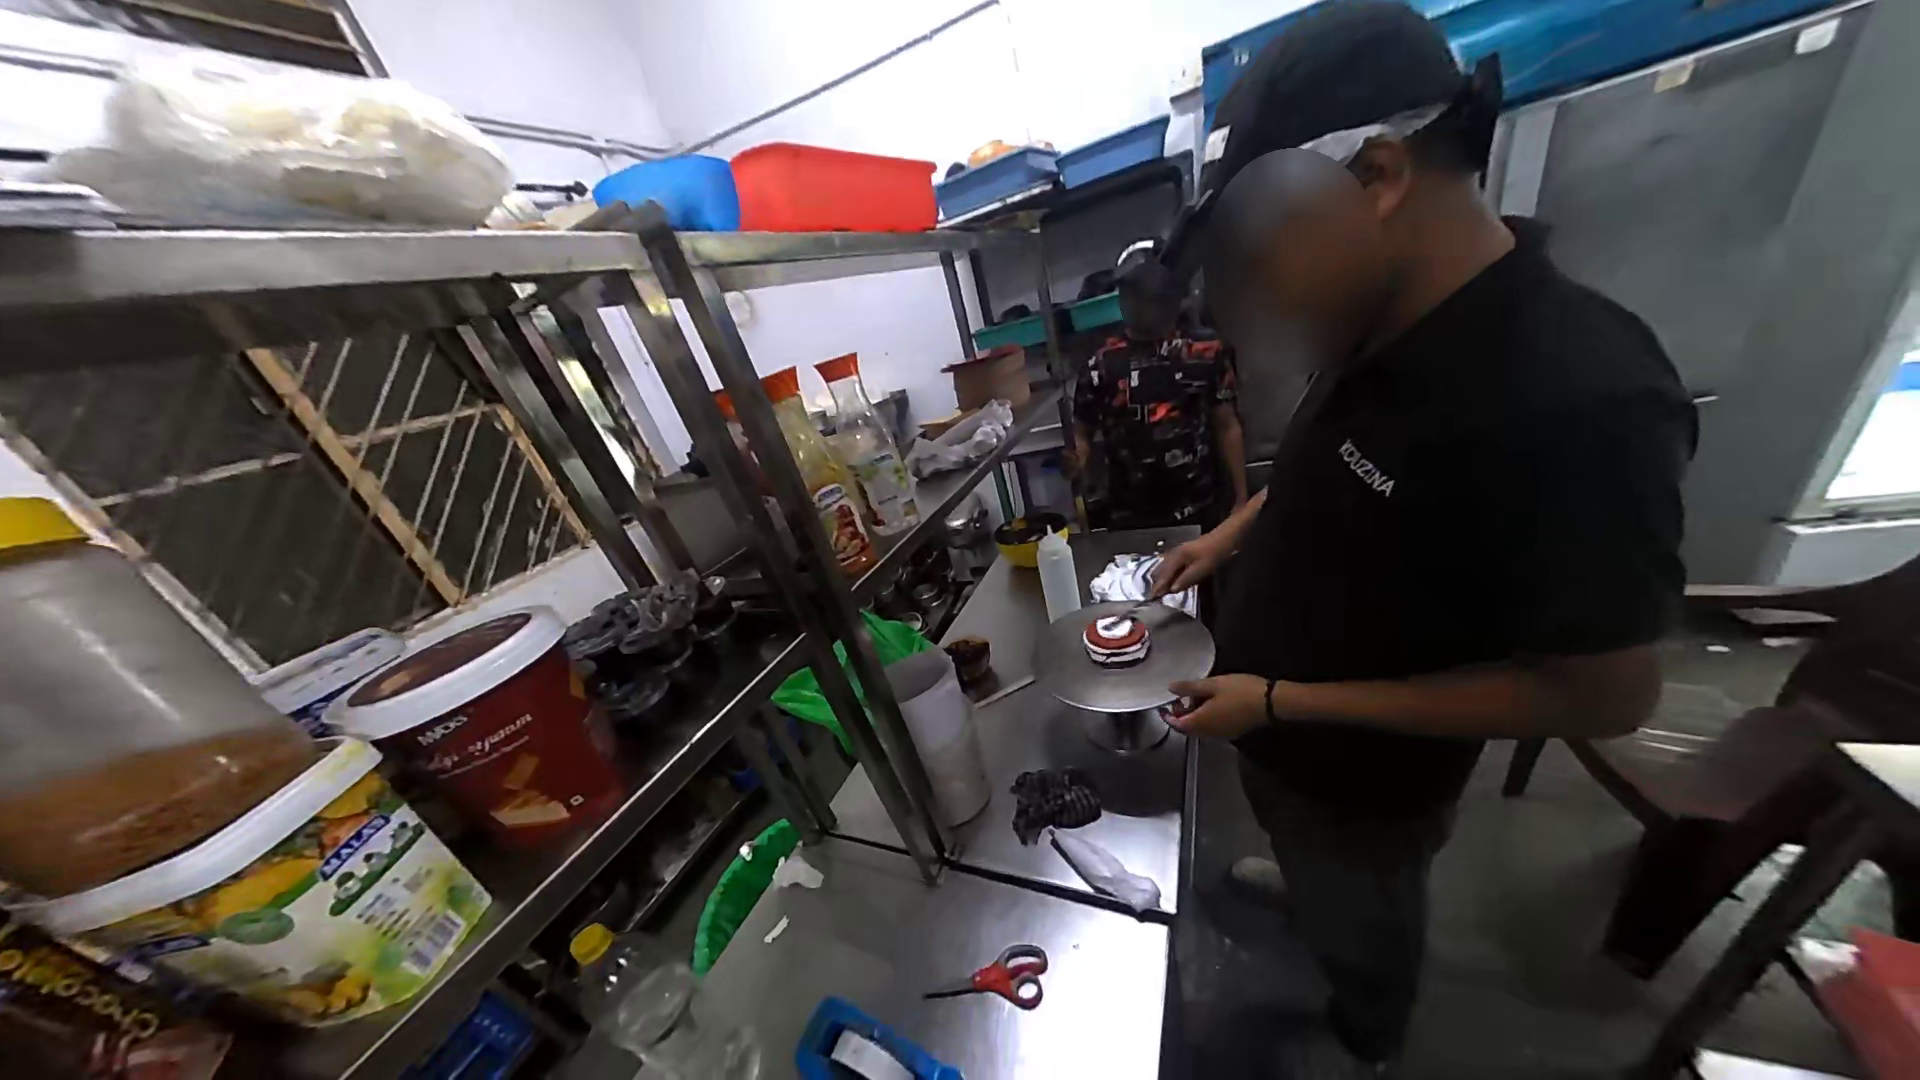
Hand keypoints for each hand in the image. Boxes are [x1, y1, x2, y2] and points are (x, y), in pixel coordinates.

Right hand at [1150, 535, 1226, 596]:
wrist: (1225, 539)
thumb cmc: (1214, 555)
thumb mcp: (1201, 569)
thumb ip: (1185, 579)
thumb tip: (1171, 590)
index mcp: (1176, 557)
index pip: (1163, 575)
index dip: (1159, 586)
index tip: (1153, 597)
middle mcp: (1173, 554)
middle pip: (1161, 571)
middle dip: (1159, 583)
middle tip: (1157, 595)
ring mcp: (1178, 552)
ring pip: (1166, 568)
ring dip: (1164, 579)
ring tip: (1163, 590)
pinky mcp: (1184, 553)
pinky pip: (1172, 566)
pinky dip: (1170, 574)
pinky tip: (1174, 579)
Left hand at [1166, 675, 1269, 738]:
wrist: (1271, 703)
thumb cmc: (1239, 691)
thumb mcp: (1212, 684)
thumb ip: (1189, 687)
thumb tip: (1170, 688)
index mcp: (1202, 722)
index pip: (1178, 725)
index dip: (1168, 717)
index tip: (1163, 708)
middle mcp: (1209, 732)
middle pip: (1188, 729)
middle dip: (1179, 717)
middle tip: (1177, 700)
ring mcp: (1222, 734)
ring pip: (1199, 730)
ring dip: (1192, 718)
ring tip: (1192, 698)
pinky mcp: (1232, 731)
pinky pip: (1211, 729)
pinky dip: (1203, 719)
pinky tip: (1208, 704)